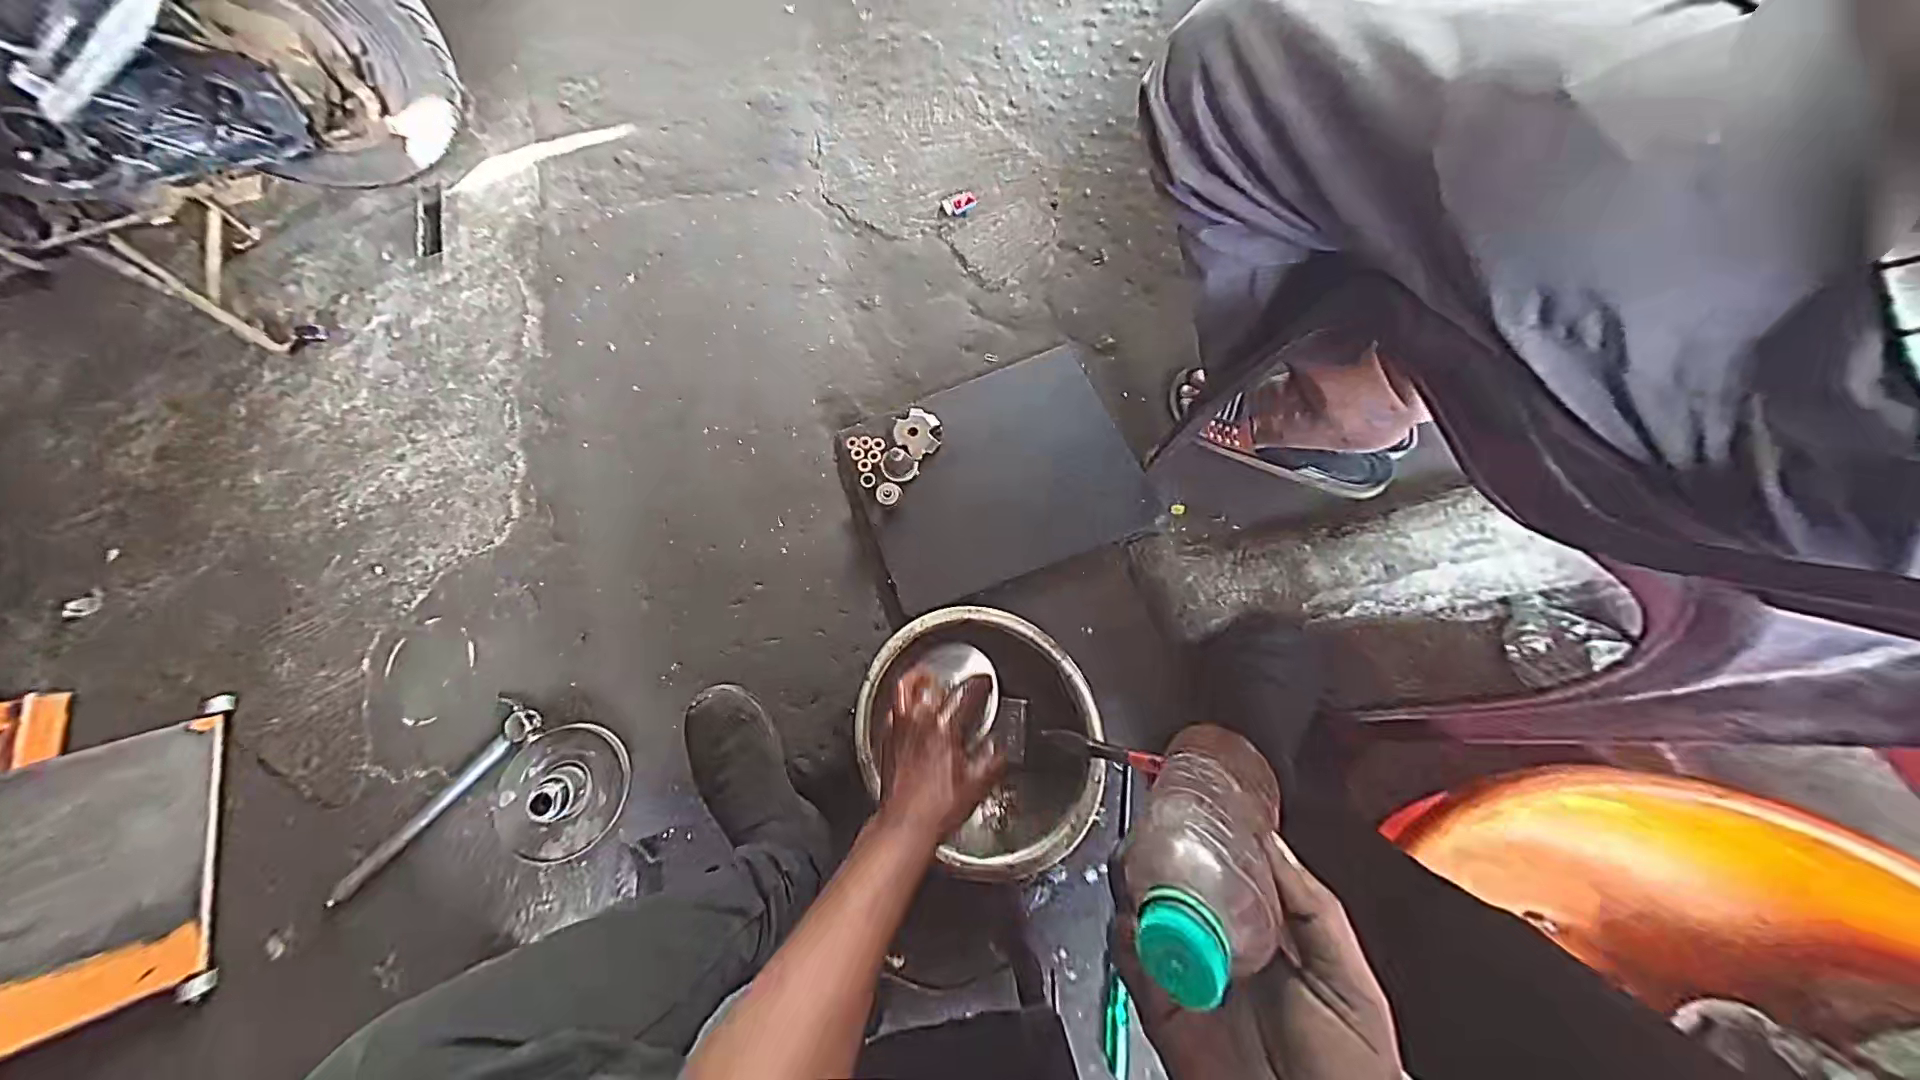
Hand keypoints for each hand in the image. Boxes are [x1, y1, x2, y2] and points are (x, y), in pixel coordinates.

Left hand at [877, 667, 1007, 840]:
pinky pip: (892, 712)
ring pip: (903, 690)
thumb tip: (999, 750)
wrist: (905, 824)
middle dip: (950, 679)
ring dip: (916, 679)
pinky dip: (901, 705)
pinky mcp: (887, 740)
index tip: (985, 682)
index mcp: (945, 729)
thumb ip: (992, 762)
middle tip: (960, 681)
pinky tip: (907, 709)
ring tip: (925, 676)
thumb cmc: (937, 809)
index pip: (966, 695)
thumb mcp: (976, 785)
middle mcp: (920, 723)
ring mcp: (900, 729)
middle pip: (933, 686)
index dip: (979, 684)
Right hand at [1113, 832, 1400, 1079]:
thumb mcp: (1347, 980)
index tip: (1187, 811)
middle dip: (1153, 858)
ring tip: (1139, 872)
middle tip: (1151, 838)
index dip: (1198, 840)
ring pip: (1144, 918)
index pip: (1217, 872)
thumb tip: (1272, 841)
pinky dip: (1126, 941)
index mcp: (1257, 930)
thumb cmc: (1352, 1068)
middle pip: (1171, 888)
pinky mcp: (1163, 1009)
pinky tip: (1134, 924)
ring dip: (1134, 891)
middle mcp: (1217, 946)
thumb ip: (1314, 911)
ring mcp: (1188, 975)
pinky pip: (1133, 967)